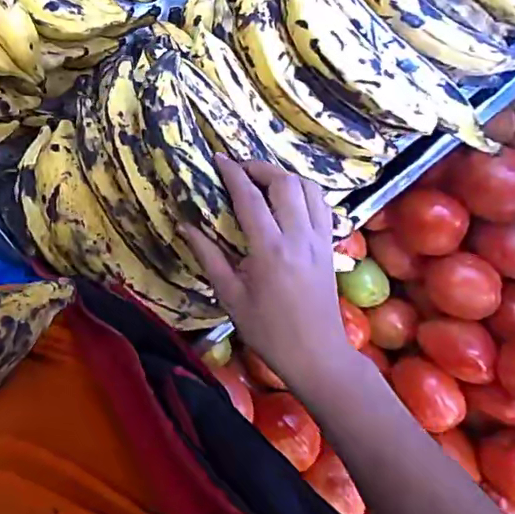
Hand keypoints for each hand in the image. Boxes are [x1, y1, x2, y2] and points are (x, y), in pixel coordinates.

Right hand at [178, 157, 352, 386]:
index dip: (232, 172)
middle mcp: (298, 238)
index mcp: (269, 249)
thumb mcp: (229, 294)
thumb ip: (208, 255)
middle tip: (238, 167)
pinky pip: (321, 206)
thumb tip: (185, 225)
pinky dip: (304, 193)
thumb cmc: (266, 329)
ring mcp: (319, 241)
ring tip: (261, 178)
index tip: (217, 158)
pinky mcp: (329, 247)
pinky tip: (286, 199)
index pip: (250, 197)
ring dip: (284, 176)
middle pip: (286, 183)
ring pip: (309, 190)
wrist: (317, 355)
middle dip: (260, 167)